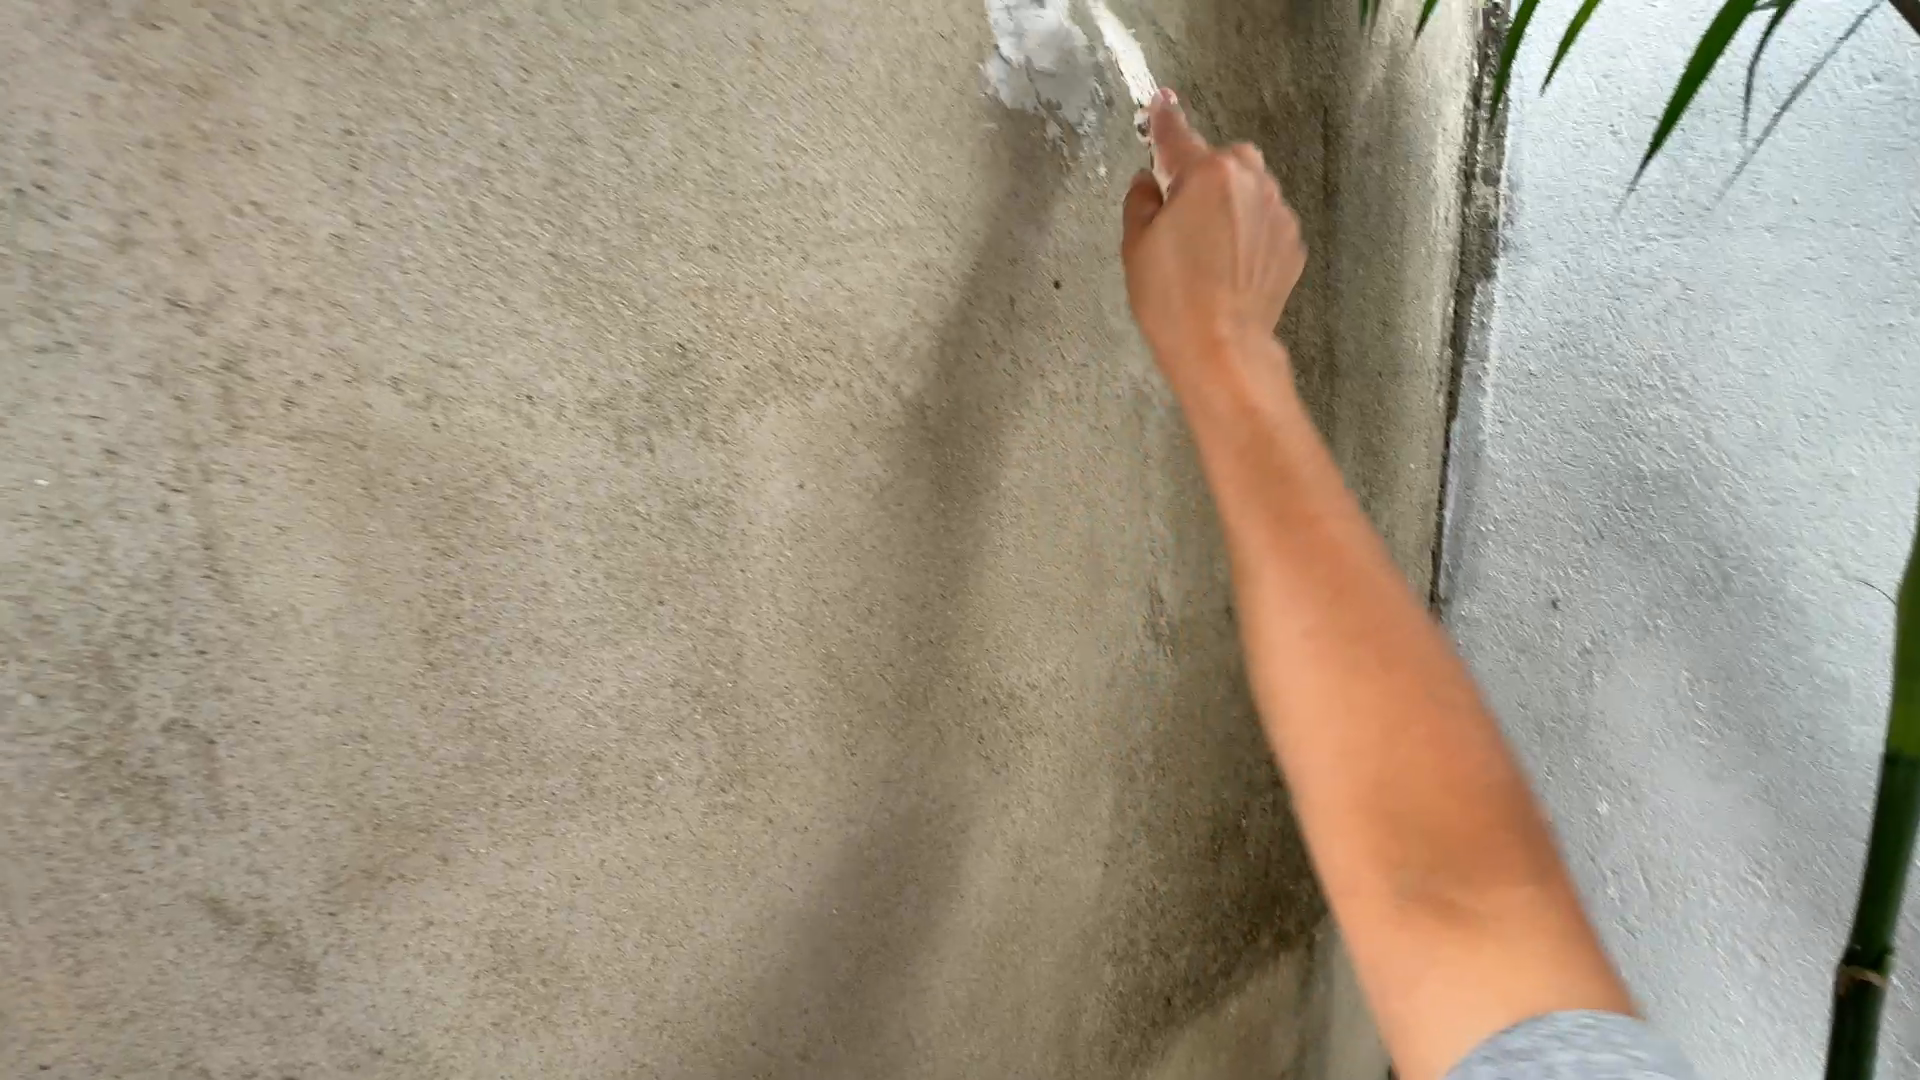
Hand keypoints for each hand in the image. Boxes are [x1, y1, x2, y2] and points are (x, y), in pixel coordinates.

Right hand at [1121, 91, 1305, 386]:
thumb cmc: (1171, 299)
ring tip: (1205, 258)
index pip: (1177, 135)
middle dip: (1201, 180)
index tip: (1158, 105)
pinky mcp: (1292, 242)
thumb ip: (1140, 201)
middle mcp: (1250, 180)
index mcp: (1206, 174)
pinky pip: (1263, 224)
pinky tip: (1228, 271)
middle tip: (1177, 224)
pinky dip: (1247, 236)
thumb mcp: (1135, 248)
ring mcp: (1278, 211)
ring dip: (1226, 209)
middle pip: (1221, 162)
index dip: (1163, 121)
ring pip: (1246, 192)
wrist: (1222, 347)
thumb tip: (1150, 182)